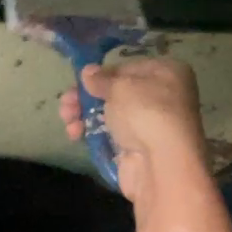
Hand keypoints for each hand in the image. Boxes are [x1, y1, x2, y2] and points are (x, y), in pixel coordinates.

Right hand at [59, 56, 208, 203]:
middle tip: (66, 103)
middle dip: (85, 97)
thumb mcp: (119, 86)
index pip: (126, 68)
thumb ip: (100, 78)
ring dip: (81, 113)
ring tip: (67, 120)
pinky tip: (75, 134)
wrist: (161, 163)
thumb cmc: (145, 113)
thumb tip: (88, 71)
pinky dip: (89, 131)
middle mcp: (161, 95)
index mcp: (166, 73)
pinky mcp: (135, 145)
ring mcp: (148, 122)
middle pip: (113, 91)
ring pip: (107, 112)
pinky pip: (107, 132)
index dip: (101, 75)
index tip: (80, 82)